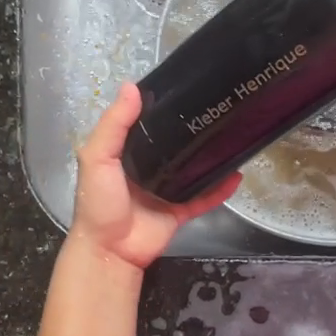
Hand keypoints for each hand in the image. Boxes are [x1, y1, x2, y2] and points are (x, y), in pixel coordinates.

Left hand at [70, 83, 240, 269]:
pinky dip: (221, 188)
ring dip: (211, 156)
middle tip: (217, 106)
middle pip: (173, 144)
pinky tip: (237, 174)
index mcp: (125, 153)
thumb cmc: (99, 202)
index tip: (184, 85)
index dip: (160, 105)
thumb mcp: (97, 157)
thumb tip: (132, 86)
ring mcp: (166, 190)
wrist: (110, 250)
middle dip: (191, 129)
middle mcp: (147, 168)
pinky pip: (205, 197)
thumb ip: (114, 125)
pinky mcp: (180, 211)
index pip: (145, 123)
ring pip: (193, 169)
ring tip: (233, 134)